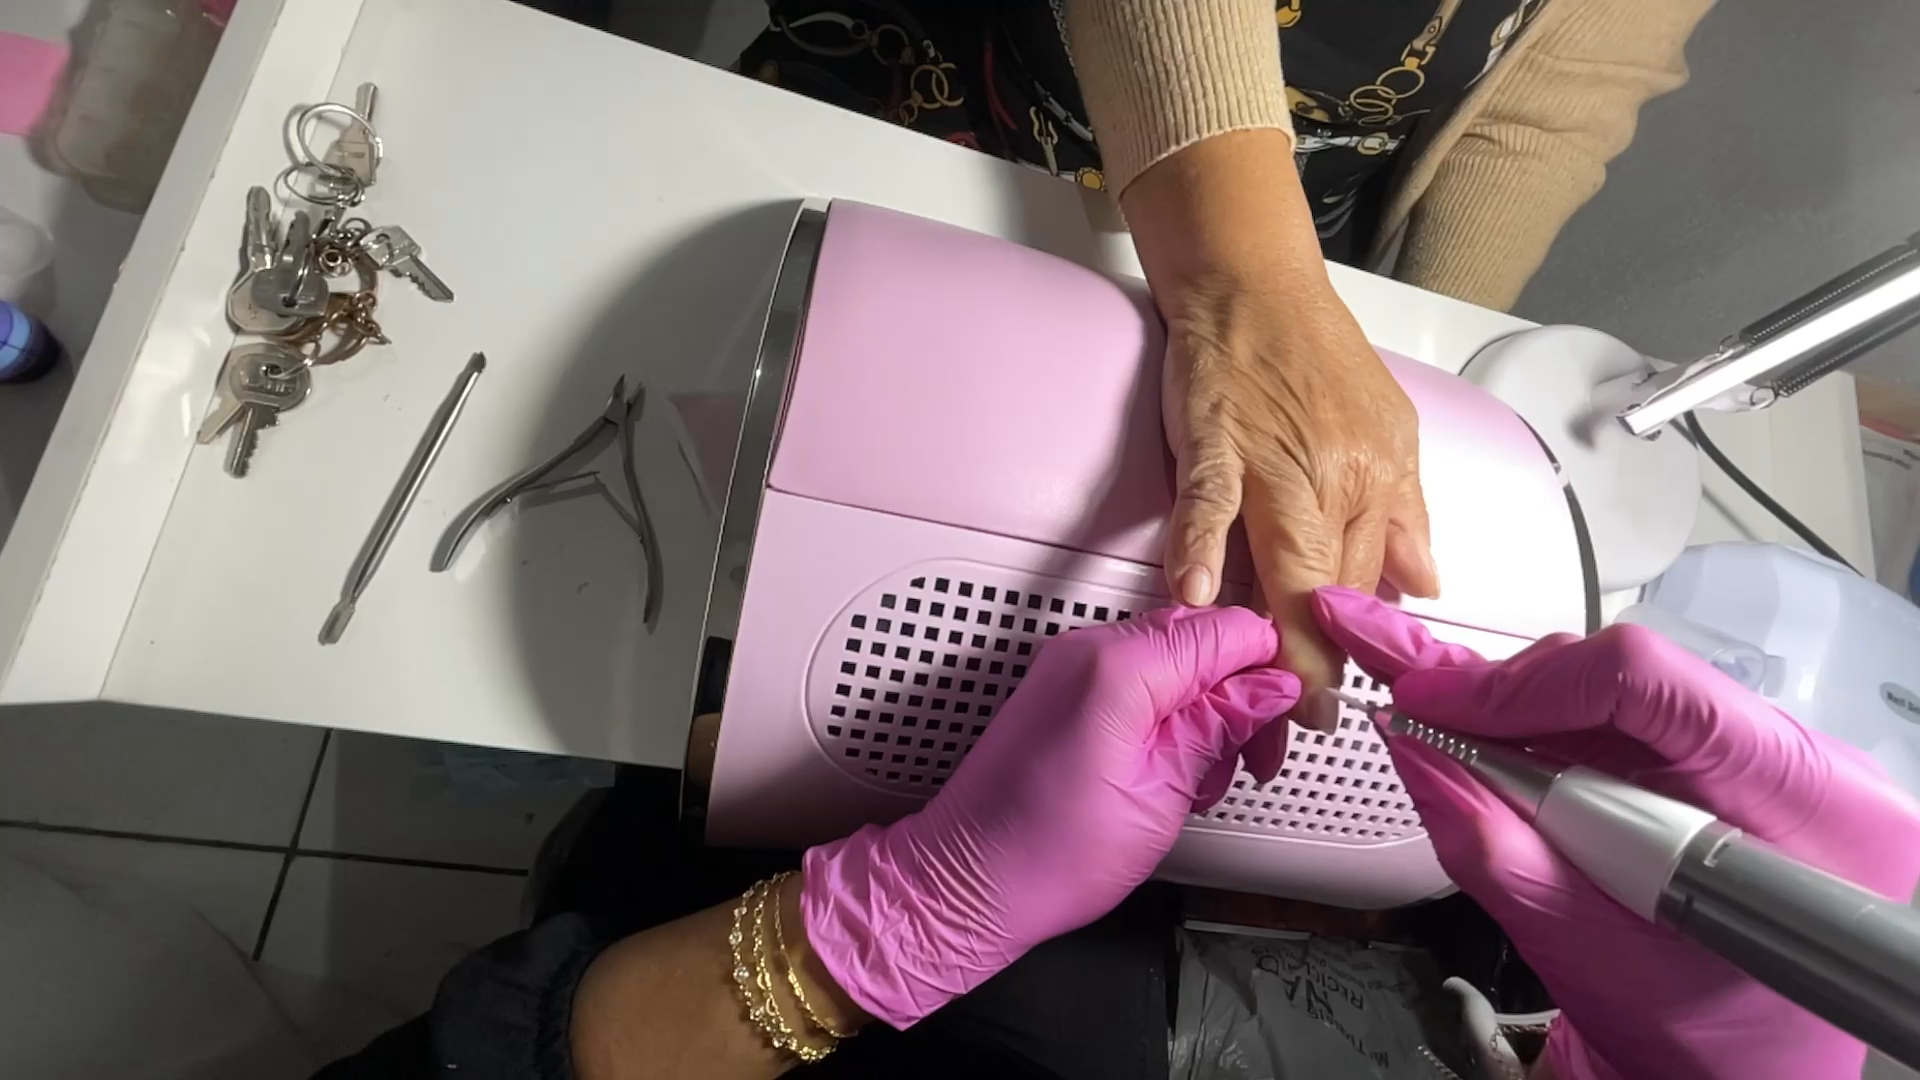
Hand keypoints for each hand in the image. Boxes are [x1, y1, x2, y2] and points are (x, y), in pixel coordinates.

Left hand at [801, 606, 1298, 1027]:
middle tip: (1253, 754)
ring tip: (1207, 772)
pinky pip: (1133, 673)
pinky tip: (1171, 759)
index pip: (1224, 630)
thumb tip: (1271, 688)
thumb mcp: (1162, 794)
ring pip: (1169, 656)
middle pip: (1197, 638)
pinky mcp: (1059, 683)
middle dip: (1239, 692)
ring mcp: (1068, 663)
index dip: (1268, 667)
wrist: (971, 875)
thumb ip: (1220, 727)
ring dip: (1203, 705)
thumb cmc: (1048, 853)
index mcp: (1117, 668)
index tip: (1287, 711)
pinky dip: (1165, 707)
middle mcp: (1087, 649)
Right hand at [1122, 131, 1437, 706]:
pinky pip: (1209, 501)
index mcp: (1375, 485)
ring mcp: (1273, 462)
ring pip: (1280, 562)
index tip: (1335, 709)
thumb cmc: (1310, 359)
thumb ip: (1403, 513)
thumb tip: (1420, 586)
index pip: (1365, 588)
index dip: (1351, 655)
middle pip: (1328, 592)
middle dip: (1314, 671)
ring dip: (1271, 638)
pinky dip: (1200, 547)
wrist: (1253, 287)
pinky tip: (1193, 598)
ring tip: (1260, 704)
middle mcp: (1336, 483)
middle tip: (1297, 734)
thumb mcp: (1387, 431)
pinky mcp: (1216, 440)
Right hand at [1312, 586, 1919, 1079]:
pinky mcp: (1691, 749)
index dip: (1516, 687)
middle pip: (1605, 672)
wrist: (1727, 1043)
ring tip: (1426, 712)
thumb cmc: (1687, 1019)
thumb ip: (1494, 850)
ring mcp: (1740, 747)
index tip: (1427, 707)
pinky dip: (1509, 714)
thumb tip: (1411, 747)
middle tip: (1406, 700)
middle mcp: (1781, 755)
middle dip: (1490, 691)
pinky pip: (1585, 704)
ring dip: (1494, 703)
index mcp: (1797, 803)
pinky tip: (1456, 713)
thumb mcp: (1583, 947)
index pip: (1639, 683)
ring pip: (1587, 679)